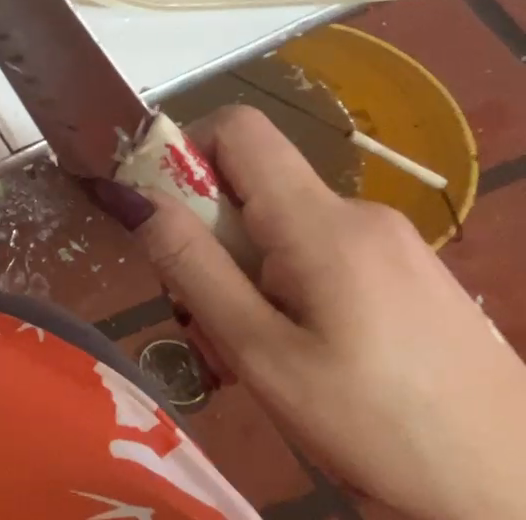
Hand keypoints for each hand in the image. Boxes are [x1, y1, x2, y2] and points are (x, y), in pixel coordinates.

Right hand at [105, 105, 525, 519]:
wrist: (517, 508)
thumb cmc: (378, 431)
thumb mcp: (258, 351)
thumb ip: (188, 262)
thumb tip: (124, 190)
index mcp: (324, 224)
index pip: (236, 128)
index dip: (182, 153)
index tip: (160, 215)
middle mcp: (362, 216)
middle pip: (248, 184)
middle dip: (201, 233)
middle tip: (196, 311)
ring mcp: (396, 248)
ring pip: (277, 225)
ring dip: (237, 270)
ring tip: (243, 347)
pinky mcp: (413, 279)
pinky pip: (318, 253)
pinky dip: (281, 285)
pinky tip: (292, 351)